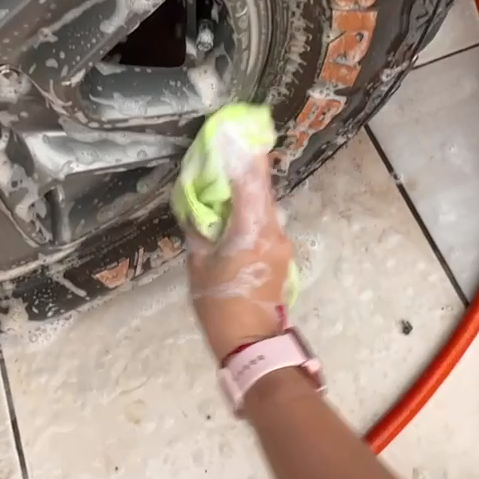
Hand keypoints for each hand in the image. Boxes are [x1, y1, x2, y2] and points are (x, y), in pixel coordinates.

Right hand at [184, 140, 294, 362]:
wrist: (252, 345)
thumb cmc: (220, 305)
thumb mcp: (199, 265)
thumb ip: (199, 231)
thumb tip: (198, 208)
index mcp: (252, 230)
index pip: (251, 182)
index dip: (246, 155)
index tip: (240, 132)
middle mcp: (273, 231)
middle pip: (262, 190)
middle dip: (249, 169)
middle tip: (233, 150)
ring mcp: (281, 244)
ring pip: (266, 207)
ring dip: (249, 192)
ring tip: (229, 182)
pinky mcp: (281, 256)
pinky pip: (266, 224)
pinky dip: (252, 212)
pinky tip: (236, 214)